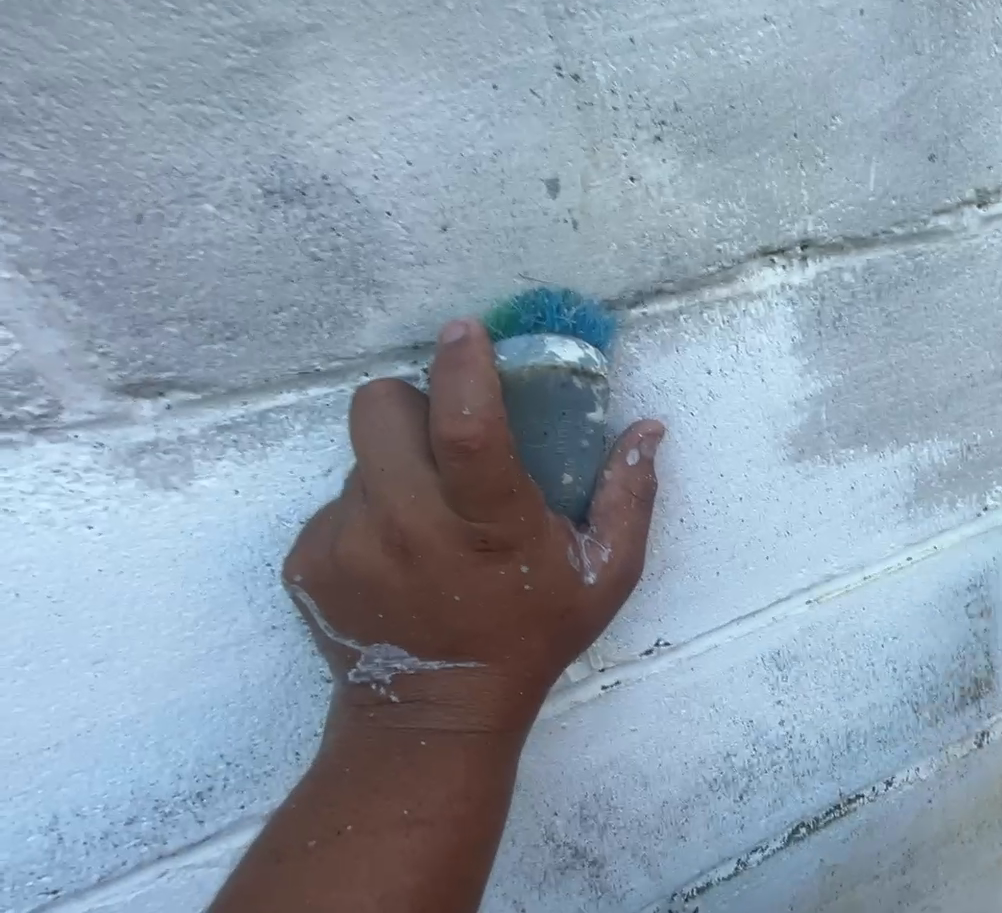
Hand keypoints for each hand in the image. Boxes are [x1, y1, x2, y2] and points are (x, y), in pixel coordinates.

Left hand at [283, 318, 664, 738]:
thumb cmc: (534, 634)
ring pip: (360, 454)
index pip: (468, 428)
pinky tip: (403, 546)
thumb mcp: (610, 572)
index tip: (467, 331)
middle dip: (414, 400)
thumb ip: (631, 495)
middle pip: (380, 410)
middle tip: (445, 428)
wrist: (432, 716)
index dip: (465, 370)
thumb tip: (649, 428)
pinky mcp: (307, 560)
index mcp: (487, 525)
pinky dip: (374, 504)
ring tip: (432, 505)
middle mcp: (405, 526)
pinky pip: (338, 498)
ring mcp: (345, 543)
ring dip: (399, 459)